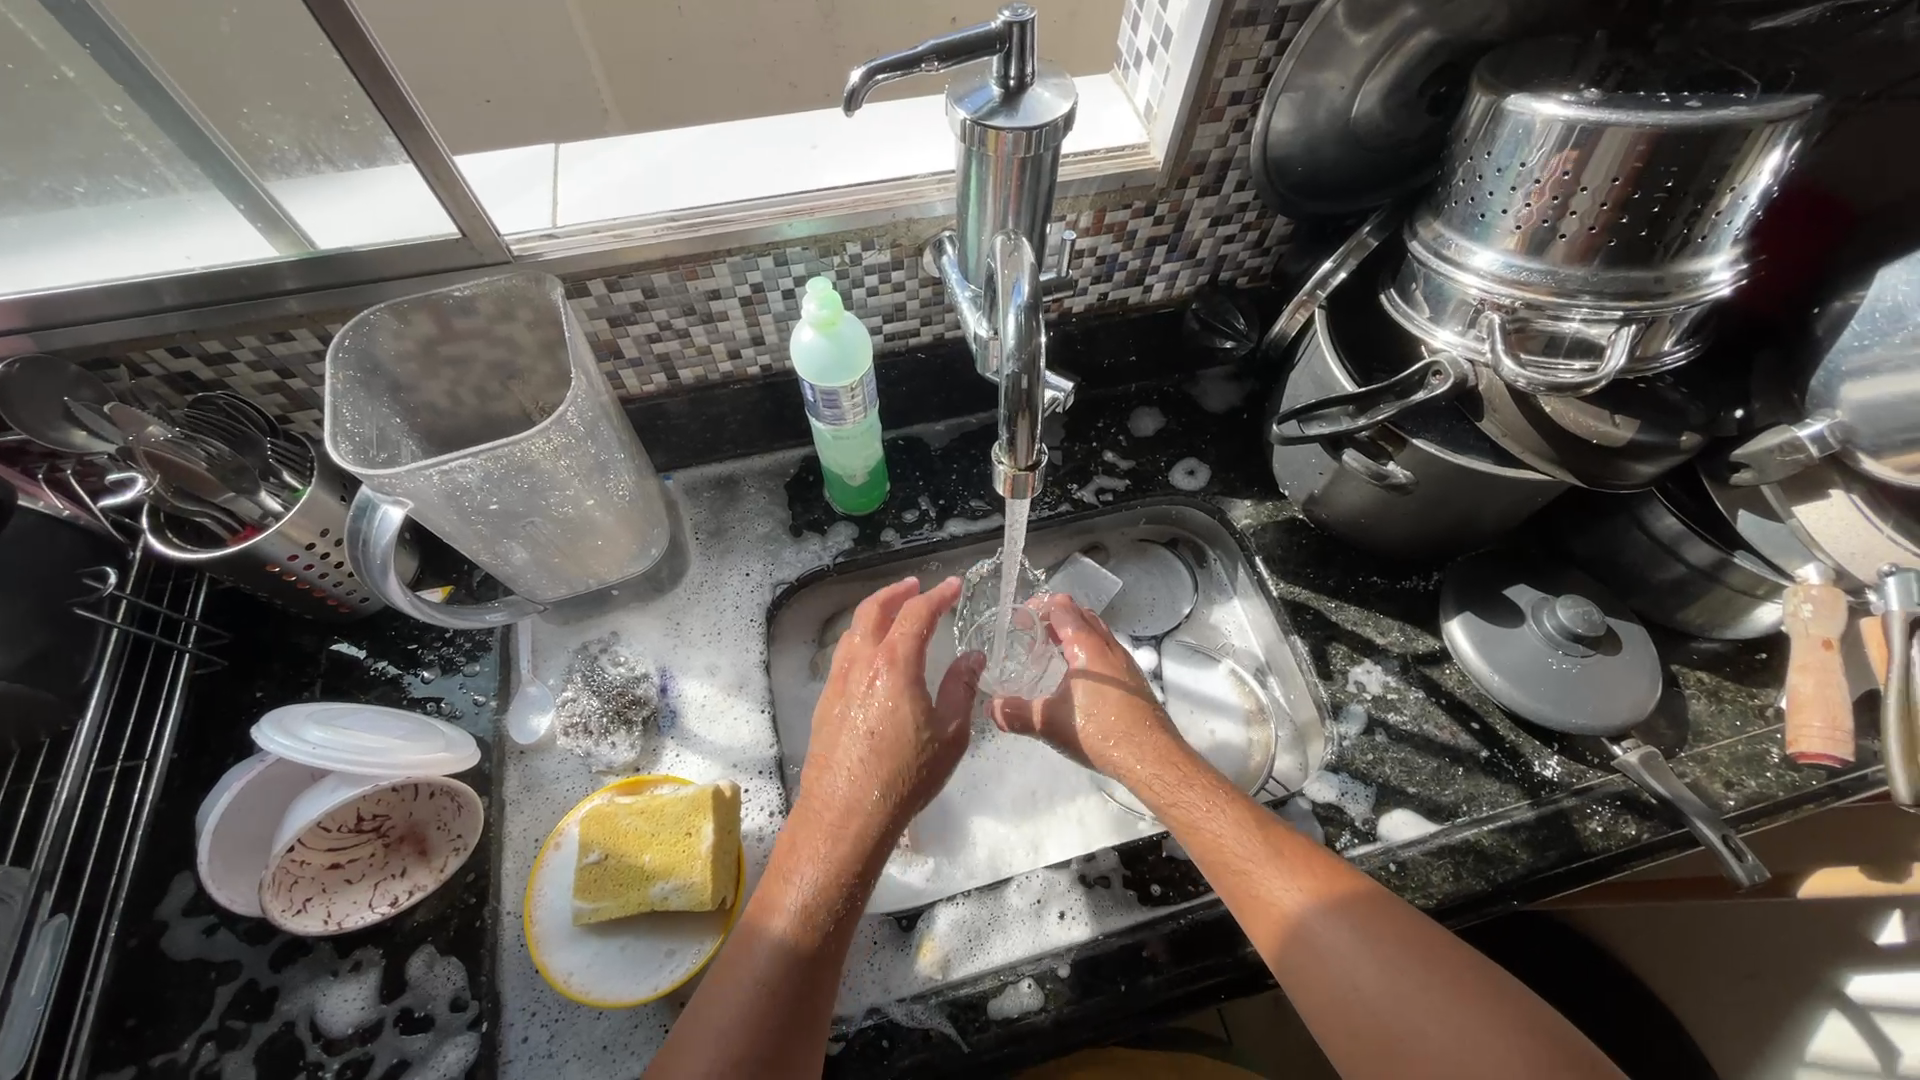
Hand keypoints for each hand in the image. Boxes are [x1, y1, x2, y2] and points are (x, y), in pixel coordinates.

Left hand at [796, 576, 983, 845]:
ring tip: (893, 613)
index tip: (954, 586)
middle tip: (916, 585)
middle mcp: (861, 663)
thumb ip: (962, 688)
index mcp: (895, 664)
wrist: (846, 812)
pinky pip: (843, 654)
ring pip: (853, 630)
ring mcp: (837, 681)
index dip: (938, 595)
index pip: (917, 614)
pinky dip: (861, 638)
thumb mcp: (950, 734)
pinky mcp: (825, 701)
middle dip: (897, 591)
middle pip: (873, 609)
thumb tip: (972, 657)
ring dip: (875, 613)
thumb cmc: (906, 775)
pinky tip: (871, 655)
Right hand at [990, 593, 1181, 780]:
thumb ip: (1016, 713)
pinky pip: (1105, 651)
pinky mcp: (1132, 679)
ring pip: (1096, 632)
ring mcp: (1124, 661)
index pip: (1062, 608)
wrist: (1151, 757)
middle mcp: (1108, 646)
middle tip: (1032, 634)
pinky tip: (1076, 679)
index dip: (1038, 607)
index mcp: (1087, 646)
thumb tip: (990, 708)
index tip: (1020, 621)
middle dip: (1054, 617)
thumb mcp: (1049, 724)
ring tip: (1051, 653)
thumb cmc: (1099, 732)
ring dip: (1072, 634)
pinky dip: (1087, 651)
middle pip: (1081, 614)